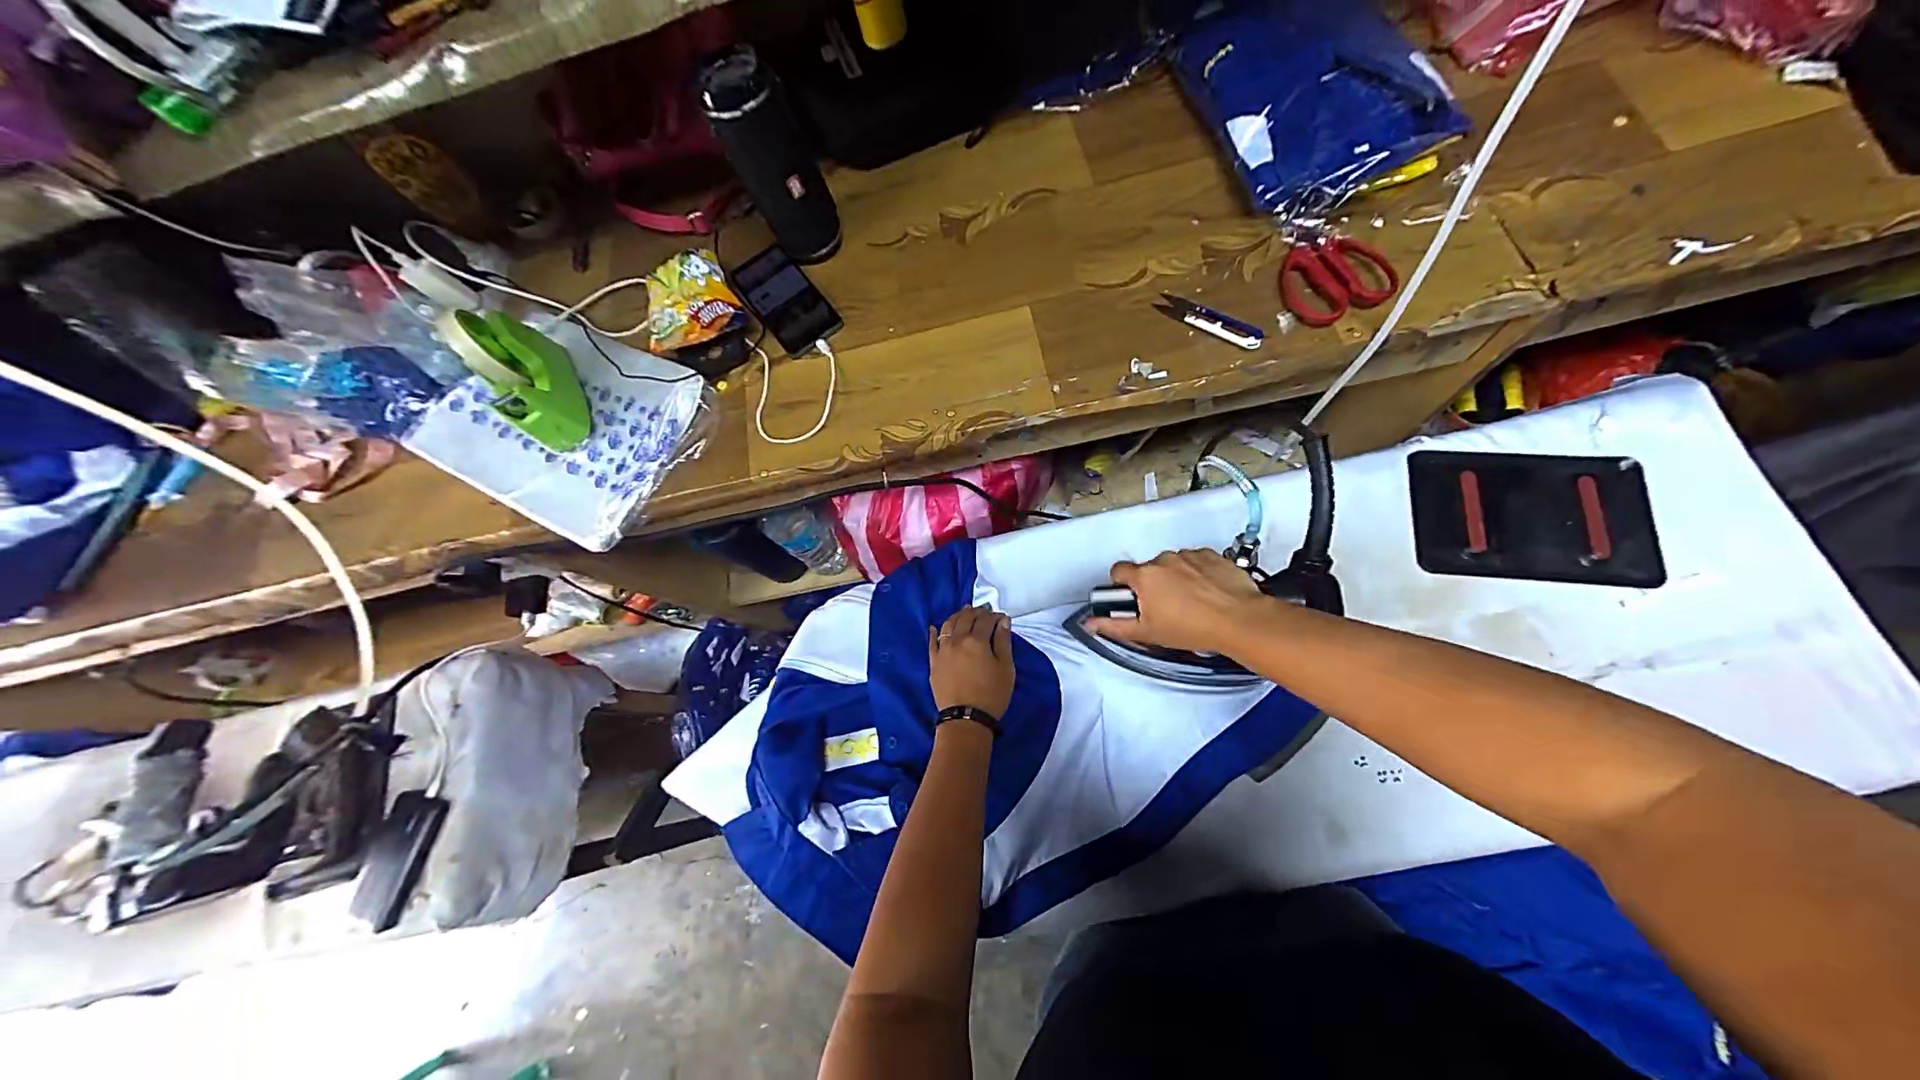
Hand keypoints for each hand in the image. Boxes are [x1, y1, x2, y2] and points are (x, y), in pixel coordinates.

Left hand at [928, 605, 1014, 717]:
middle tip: (983, 609)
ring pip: (948, 626)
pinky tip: (934, 627)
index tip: (1001, 617)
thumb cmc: (992, 694)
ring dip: (957, 616)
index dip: (994, 616)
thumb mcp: (1006, 668)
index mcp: (977, 640)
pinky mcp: (934, 663)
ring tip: (964, 612)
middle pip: (965, 618)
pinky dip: (934, 632)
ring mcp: (942, 651)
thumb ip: (1004, 641)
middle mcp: (957, 640)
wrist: (966, 719)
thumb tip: (1003, 620)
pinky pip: (932, 643)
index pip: (985, 620)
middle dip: (976, 612)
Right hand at [1084, 548, 1270, 654]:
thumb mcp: (1147, 633)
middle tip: (1163, 609)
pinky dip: (1198, 573)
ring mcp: (1189, 556)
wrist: (1239, 620)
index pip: (1118, 571)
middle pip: (1147, 569)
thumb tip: (1093, 623)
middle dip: (1152, 585)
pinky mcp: (1211, 555)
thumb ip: (1114, 626)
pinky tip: (1205, 593)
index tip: (1130, 599)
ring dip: (1175, 578)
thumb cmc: (1196, 628)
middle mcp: (1164, 560)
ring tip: (1189, 603)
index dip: (1121, 586)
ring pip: (1172, 564)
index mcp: (1144, 576)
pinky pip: (1196, 561)